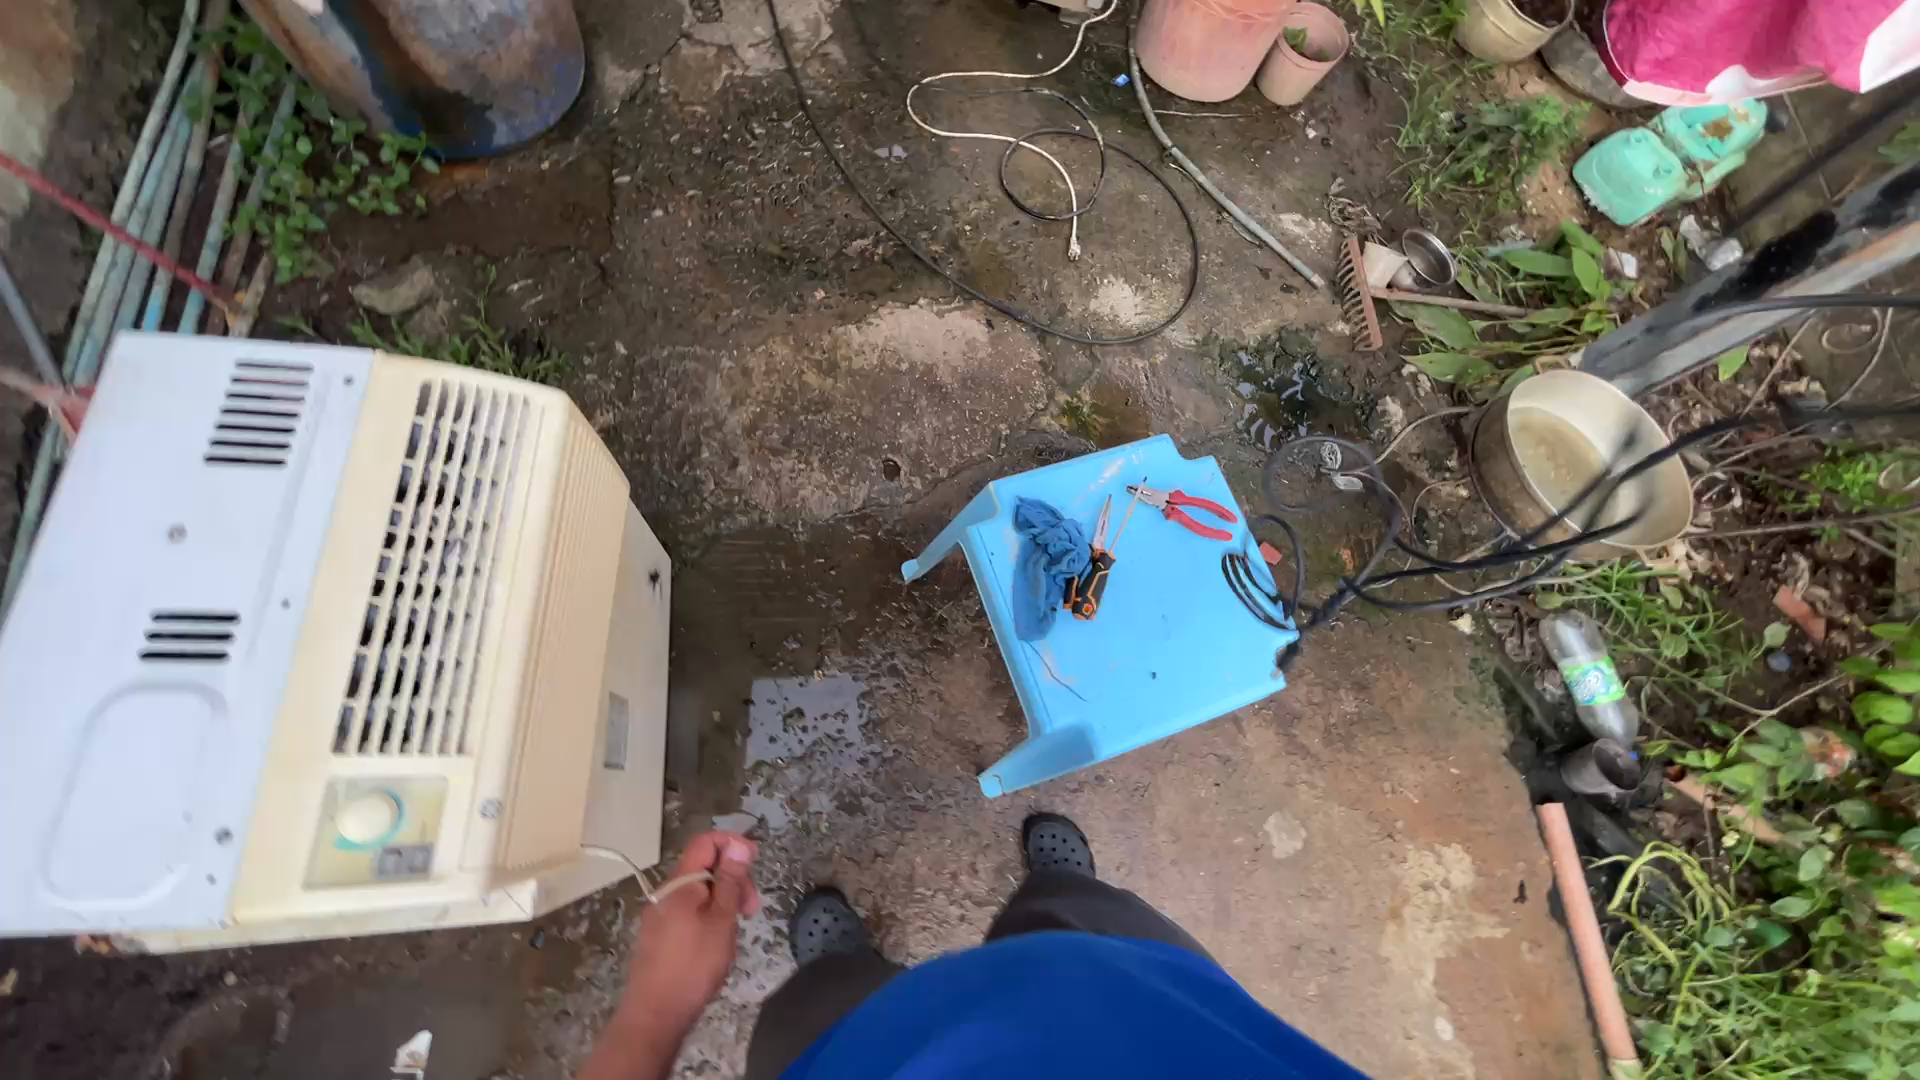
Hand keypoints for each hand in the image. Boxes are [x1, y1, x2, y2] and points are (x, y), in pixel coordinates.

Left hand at [620, 831, 761, 1035]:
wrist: (653, 1018)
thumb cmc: (693, 965)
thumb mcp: (722, 919)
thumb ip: (730, 880)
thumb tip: (738, 844)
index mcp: (679, 883)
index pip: (705, 842)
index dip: (732, 844)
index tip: (753, 862)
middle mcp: (666, 893)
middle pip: (703, 866)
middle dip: (732, 877)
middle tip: (751, 906)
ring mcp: (659, 915)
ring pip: (698, 890)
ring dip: (723, 898)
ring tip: (738, 925)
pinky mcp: (658, 936)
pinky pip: (688, 910)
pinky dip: (709, 913)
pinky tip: (718, 939)